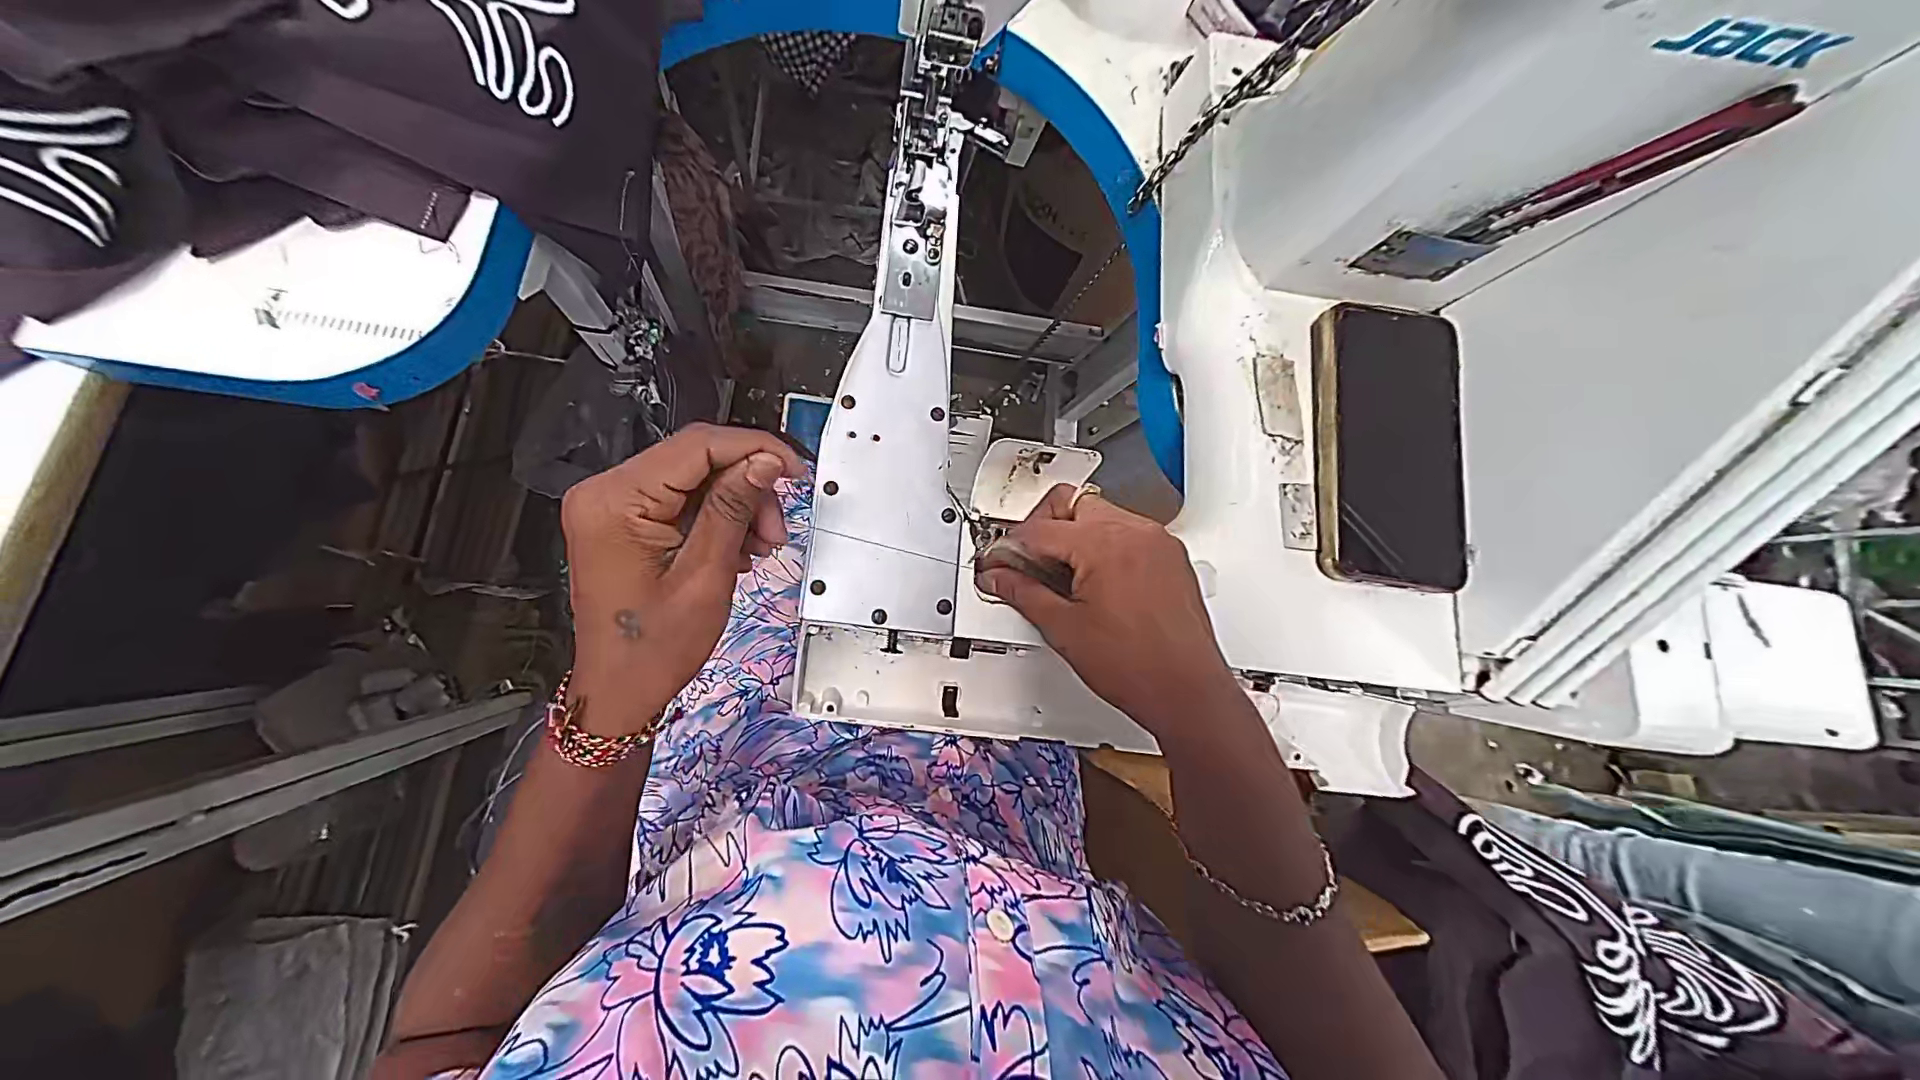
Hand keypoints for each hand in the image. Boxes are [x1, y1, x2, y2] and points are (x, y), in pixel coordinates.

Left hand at [559, 423, 802, 730]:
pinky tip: (737, 547)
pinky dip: (719, 517)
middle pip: (697, 459)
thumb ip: (733, 508)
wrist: (623, 687)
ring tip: (758, 544)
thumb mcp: (705, 574)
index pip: (696, 446)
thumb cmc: (652, 649)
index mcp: (614, 502)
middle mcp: (604, 495)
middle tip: (775, 524)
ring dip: (738, 505)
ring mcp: (613, 507)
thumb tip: (762, 463)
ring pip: (696, 479)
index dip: (753, 449)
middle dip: (747, 486)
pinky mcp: (625, 520)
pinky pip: (684, 499)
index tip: (790, 466)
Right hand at [975, 486, 1245, 739]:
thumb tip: (1001, 578)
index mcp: (1105, 545)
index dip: (1009, 547)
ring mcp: (1158, 543)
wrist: (1187, 692)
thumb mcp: (1064, 629)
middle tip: (1025, 560)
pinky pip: (1129, 532)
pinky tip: (1092, 580)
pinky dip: (1104, 545)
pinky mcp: (1171, 557)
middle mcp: (1136, 534)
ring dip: (1073, 534)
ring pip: (1101, 513)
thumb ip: (1024, 593)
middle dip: (1041, 527)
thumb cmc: (1140, 667)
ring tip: (1058, 574)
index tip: (998, 563)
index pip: (1039, 529)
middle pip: (1071, 503)